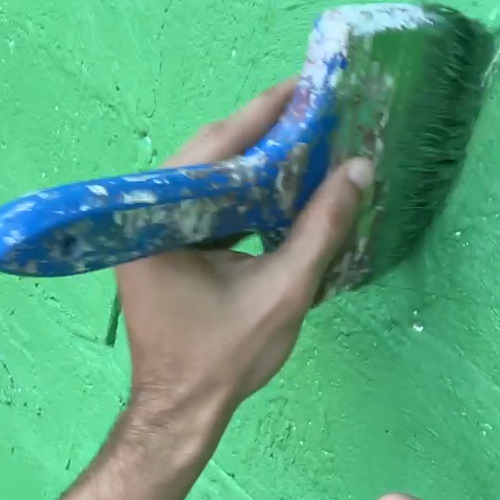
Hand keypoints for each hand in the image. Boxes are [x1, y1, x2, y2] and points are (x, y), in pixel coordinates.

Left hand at [116, 81, 371, 447]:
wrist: (181, 413)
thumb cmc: (224, 359)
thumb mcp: (282, 292)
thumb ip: (320, 229)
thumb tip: (359, 170)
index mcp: (155, 222)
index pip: (215, 149)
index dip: (264, 114)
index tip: (306, 86)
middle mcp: (140, 218)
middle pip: (207, 158)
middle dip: (261, 134)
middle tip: (311, 113)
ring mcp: (146, 235)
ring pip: (204, 181)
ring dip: (251, 166)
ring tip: (301, 145)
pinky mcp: (158, 250)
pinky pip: (202, 208)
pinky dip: (238, 198)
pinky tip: (275, 192)